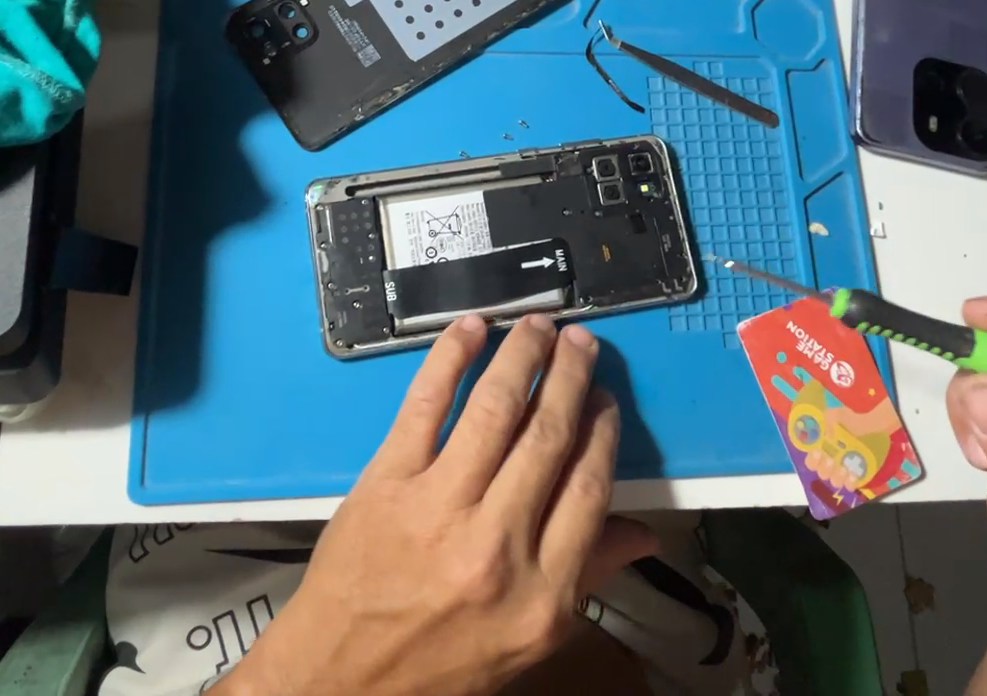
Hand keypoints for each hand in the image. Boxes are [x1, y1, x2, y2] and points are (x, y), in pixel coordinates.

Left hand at [220, 314, 657, 695]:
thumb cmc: (441, 662)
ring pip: (495, 410)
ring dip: (523, 356)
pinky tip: (472, 328)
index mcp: (543, 590)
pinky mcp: (388, 479)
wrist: (340, 680)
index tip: (606, 398)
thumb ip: (587, 576)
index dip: (603, 431)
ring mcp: (439, 505)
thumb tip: (645, 530)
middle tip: (582, 342)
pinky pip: (426, 405)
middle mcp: (497, 542)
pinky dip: (451, 358)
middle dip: (572, 378)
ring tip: (539, 326)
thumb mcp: (527, 641)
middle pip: (548, 437)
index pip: (589, 487)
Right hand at [803, 399, 899, 491]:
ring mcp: (843, 469)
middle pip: (820, 472)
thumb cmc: (851, 420)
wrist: (872, 427)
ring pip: (833, 481)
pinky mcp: (856, 475)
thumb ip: (830, 418)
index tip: (818, 452)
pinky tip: (853, 474)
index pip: (810, 459)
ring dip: (835, 476)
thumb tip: (828, 434)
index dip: (811, 459)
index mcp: (821, 447)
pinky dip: (849, 482)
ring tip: (843, 469)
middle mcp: (830, 460)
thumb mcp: (838, 413)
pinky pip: (849, 485)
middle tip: (831, 461)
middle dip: (823, 468)